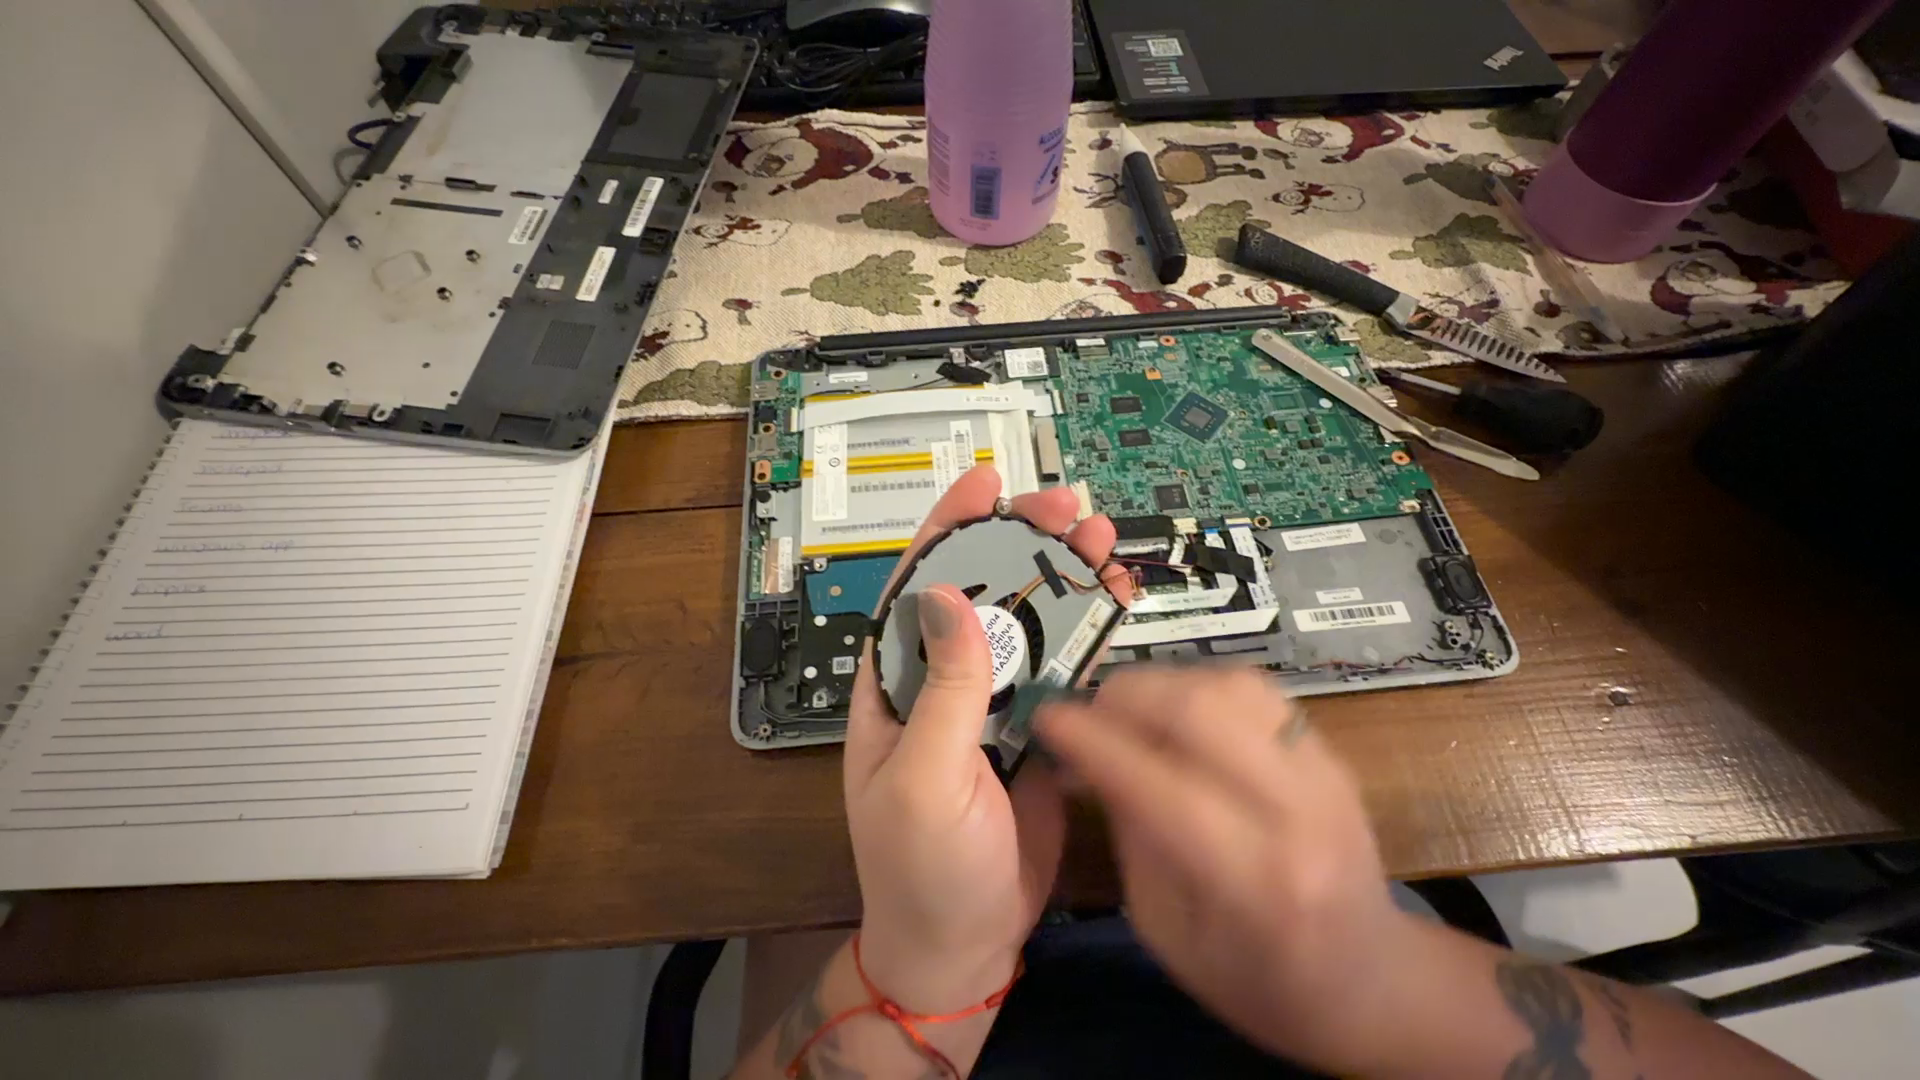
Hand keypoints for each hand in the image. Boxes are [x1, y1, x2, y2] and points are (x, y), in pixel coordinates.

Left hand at [844, 465, 1123, 1012]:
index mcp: (898, 684)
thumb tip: (950, 598)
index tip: (982, 482)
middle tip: (1067, 510)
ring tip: (1100, 542)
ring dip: (1061, 576)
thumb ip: (943, 691)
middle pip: (982, 591)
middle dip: (1020, 541)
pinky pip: (1062, 665)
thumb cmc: (924, 867)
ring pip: (1028, 620)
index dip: (947, 529)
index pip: (917, 587)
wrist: (965, 942)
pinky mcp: (1035, 726)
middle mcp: (943, 680)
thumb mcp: (926, 779)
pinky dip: (1088, 629)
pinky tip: (1114, 601)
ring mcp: (993, 702)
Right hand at [1037, 668, 1418, 1074]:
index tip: (1044, 716)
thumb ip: (1130, 833)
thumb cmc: (1253, 978)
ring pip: (1231, 686)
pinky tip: (1178, 711)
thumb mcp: (1165, 928)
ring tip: (1127, 708)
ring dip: (1164, 683)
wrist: (1371, 982)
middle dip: (1125, 695)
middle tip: (1085, 709)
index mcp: (1251, 881)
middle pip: (1200, 711)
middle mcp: (1297, 813)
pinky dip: (1202, 687)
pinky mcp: (1332, 752)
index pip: (1155, 782)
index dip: (1089, 739)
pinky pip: (1257, 691)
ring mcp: (1325, 773)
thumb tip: (1089, 756)